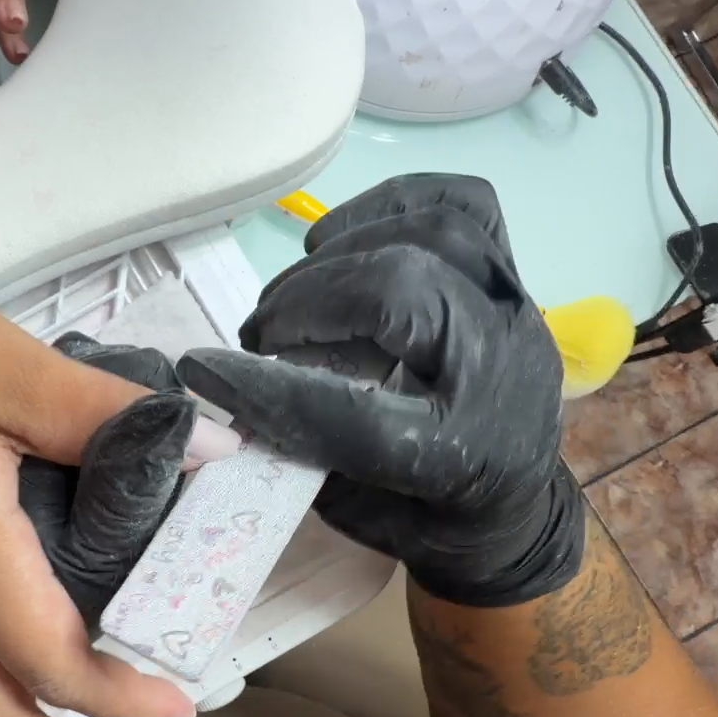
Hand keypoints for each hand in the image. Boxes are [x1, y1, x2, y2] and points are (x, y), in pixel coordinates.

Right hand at [177, 173, 584, 606]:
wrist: (505, 501)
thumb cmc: (417, 512)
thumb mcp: (349, 506)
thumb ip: (296, 446)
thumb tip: (228, 389)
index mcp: (459, 454)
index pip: (350, 408)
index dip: (264, 385)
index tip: (201, 368)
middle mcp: (501, 370)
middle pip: (398, 291)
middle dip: (304, 304)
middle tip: (258, 335)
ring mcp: (515, 311)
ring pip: (431, 234)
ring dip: (339, 254)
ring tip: (292, 291)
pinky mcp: (509, 278)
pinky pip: (464, 204)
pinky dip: (392, 204)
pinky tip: (337, 236)